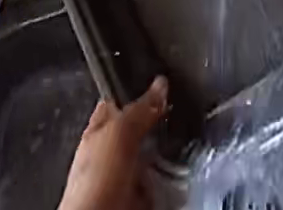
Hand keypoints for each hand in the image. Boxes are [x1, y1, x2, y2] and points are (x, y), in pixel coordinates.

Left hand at [58, 76, 168, 209]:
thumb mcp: (119, 133)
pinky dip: (169, 180)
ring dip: (165, 153)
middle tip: (178, 115)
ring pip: (151, 157)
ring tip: (184, 142)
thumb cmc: (98, 177)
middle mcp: (110, 152)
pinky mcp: (138, 200)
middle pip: (138, 129)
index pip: (117, 101)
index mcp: (97, 131)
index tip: (161, 84)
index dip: (136, 91)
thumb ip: (139, 109)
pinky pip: (159, 184)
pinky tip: (179, 172)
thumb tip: (161, 84)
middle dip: (157, 124)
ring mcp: (124, 177)